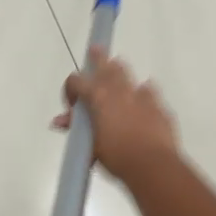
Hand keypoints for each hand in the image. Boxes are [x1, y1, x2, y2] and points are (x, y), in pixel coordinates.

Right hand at [53, 47, 178, 182]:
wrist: (153, 166)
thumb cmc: (116, 156)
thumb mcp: (90, 144)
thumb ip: (76, 128)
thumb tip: (57, 121)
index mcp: (97, 97)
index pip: (76, 80)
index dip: (70, 89)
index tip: (72, 104)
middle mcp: (118, 90)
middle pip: (106, 65)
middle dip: (98, 58)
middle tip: (95, 49)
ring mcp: (141, 95)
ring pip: (128, 73)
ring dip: (120, 72)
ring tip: (117, 69)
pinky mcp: (159, 106)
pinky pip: (149, 91)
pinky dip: (143, 92)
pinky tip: (143, 100)